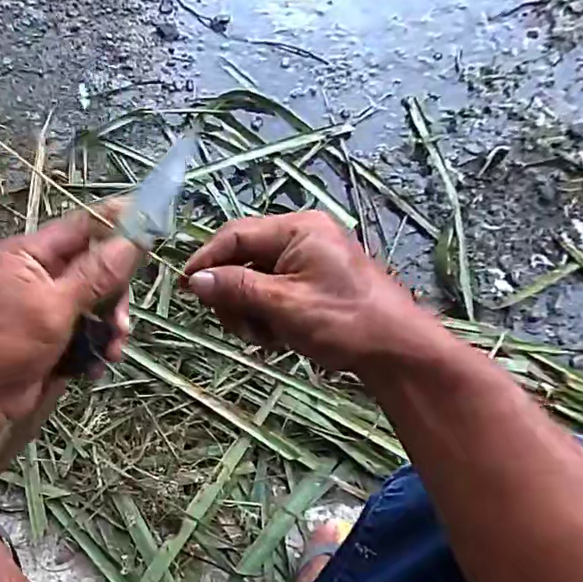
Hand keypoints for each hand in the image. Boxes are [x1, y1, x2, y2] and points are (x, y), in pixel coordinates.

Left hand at [0, 205, 140, 421]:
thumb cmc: (7, 344)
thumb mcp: (54, 306)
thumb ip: (95, 275)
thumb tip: (133, 240)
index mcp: (31, 254)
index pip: (83, 227)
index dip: (118, 224)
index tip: (153, 225)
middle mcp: (41, 274)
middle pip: (98, 268)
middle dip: (115, 296)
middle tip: (120, 322)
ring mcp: (50, 306)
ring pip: (99, 303)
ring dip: (110, 328)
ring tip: (112, 350)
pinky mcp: (57, 335)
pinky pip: (90, 331)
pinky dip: (98, 347)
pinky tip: (97, 366)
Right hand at [182, 211, 448, 377]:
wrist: (397, 351)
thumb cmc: (344, 321)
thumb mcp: (283, 305)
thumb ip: (236, 288)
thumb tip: (194, 281)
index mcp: (297, 230)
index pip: (235, 235)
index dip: (205, 261)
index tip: (185, 288)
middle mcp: (300, 238)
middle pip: (241, 259)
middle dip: (232, 295)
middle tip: (238, 327)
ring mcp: (307, 261)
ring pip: (252, 281)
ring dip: (248, 312)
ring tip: (264, 338)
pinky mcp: (311, 284)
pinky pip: (271, 294)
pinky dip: (266, 317)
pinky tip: (278, 338)